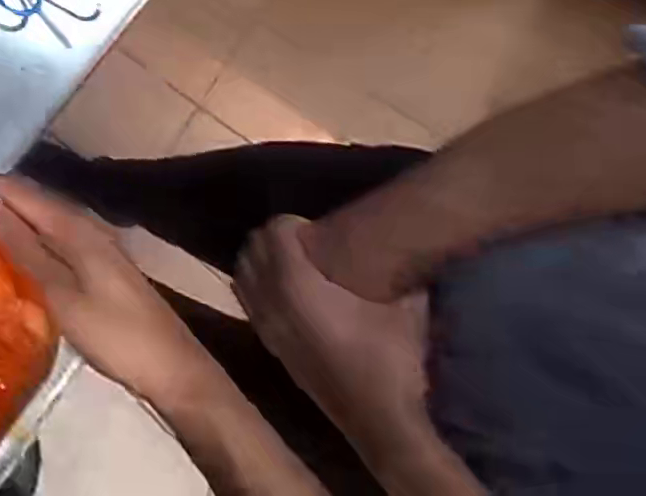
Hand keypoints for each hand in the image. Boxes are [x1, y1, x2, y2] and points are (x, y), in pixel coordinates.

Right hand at [0, 174, 212, 403]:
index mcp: (71, 223)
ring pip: (38, 218)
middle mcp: (80, 221)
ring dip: (6, 220)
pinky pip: (49, 235)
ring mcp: (91, 241)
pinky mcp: (94, 261)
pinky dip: (25, 238)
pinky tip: (10, 257)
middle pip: (27, 199)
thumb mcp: (60, 293)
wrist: (175, 372)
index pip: (17, 188)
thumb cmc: (114, 332)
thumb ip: (21, 247)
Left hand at [234, 216, 433, 465]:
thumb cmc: (390, 361)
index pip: (274, 231)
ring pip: (241, 269)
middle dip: (271, 236)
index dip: (291, 224)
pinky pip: (243, 294)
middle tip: (301, 241)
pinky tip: (275, 287)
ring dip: (257, 258)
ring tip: (286, 260)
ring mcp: (261, 317)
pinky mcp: (263, 337)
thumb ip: (402, 277)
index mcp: (292, 280)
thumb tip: (404, 251)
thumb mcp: (404, 311)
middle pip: (252, 246)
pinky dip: (251, 281)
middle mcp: (267, 294)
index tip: (313, 229)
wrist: (379, 420)